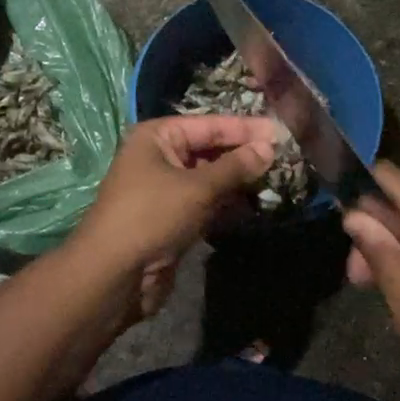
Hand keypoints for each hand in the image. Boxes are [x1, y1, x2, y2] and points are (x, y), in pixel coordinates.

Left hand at [71, 116, 276, 316]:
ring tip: (278, 180)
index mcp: (157, 137)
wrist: (114, 275)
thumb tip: (268, 147)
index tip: (279, 130)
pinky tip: (256, 207)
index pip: (209, 125)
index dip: (245, 128)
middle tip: (285, 157)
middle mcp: (159, 157)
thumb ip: (234, 167)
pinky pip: (206, 204)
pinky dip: (228, 204)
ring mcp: (165, 189)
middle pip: (210, 150)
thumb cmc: (151, 216)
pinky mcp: (172, 219)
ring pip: (210, 179)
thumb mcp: (197, 188)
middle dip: (244, 155)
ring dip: (239, 182)